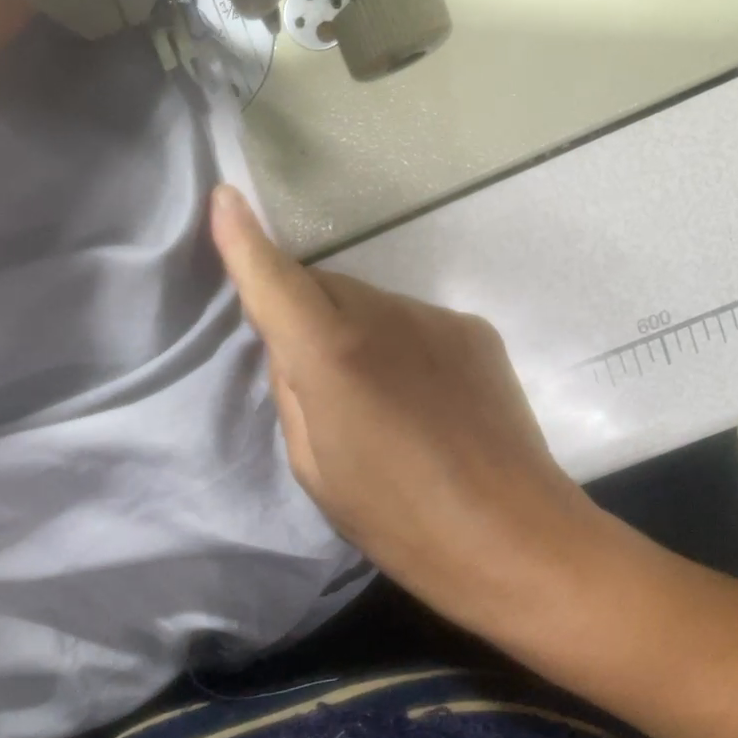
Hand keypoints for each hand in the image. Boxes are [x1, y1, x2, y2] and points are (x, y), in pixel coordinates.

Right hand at [211, 187, 605, 628]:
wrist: (513, 538)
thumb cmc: (398, 520)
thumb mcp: (315, 469)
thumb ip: (294, 394)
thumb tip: (292, 348)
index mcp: (333, 356)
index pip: (275, 281)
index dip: (244, 241)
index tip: (223, 199)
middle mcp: (384, 317)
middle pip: (320, 288)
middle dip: (302, 313)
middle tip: (310, 378)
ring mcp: (435, 319)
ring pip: (366, 304)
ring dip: (350, 332)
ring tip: (372, 400)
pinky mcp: (473, 331)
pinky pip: (410, 321)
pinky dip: (395, 345)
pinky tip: (417, 399)